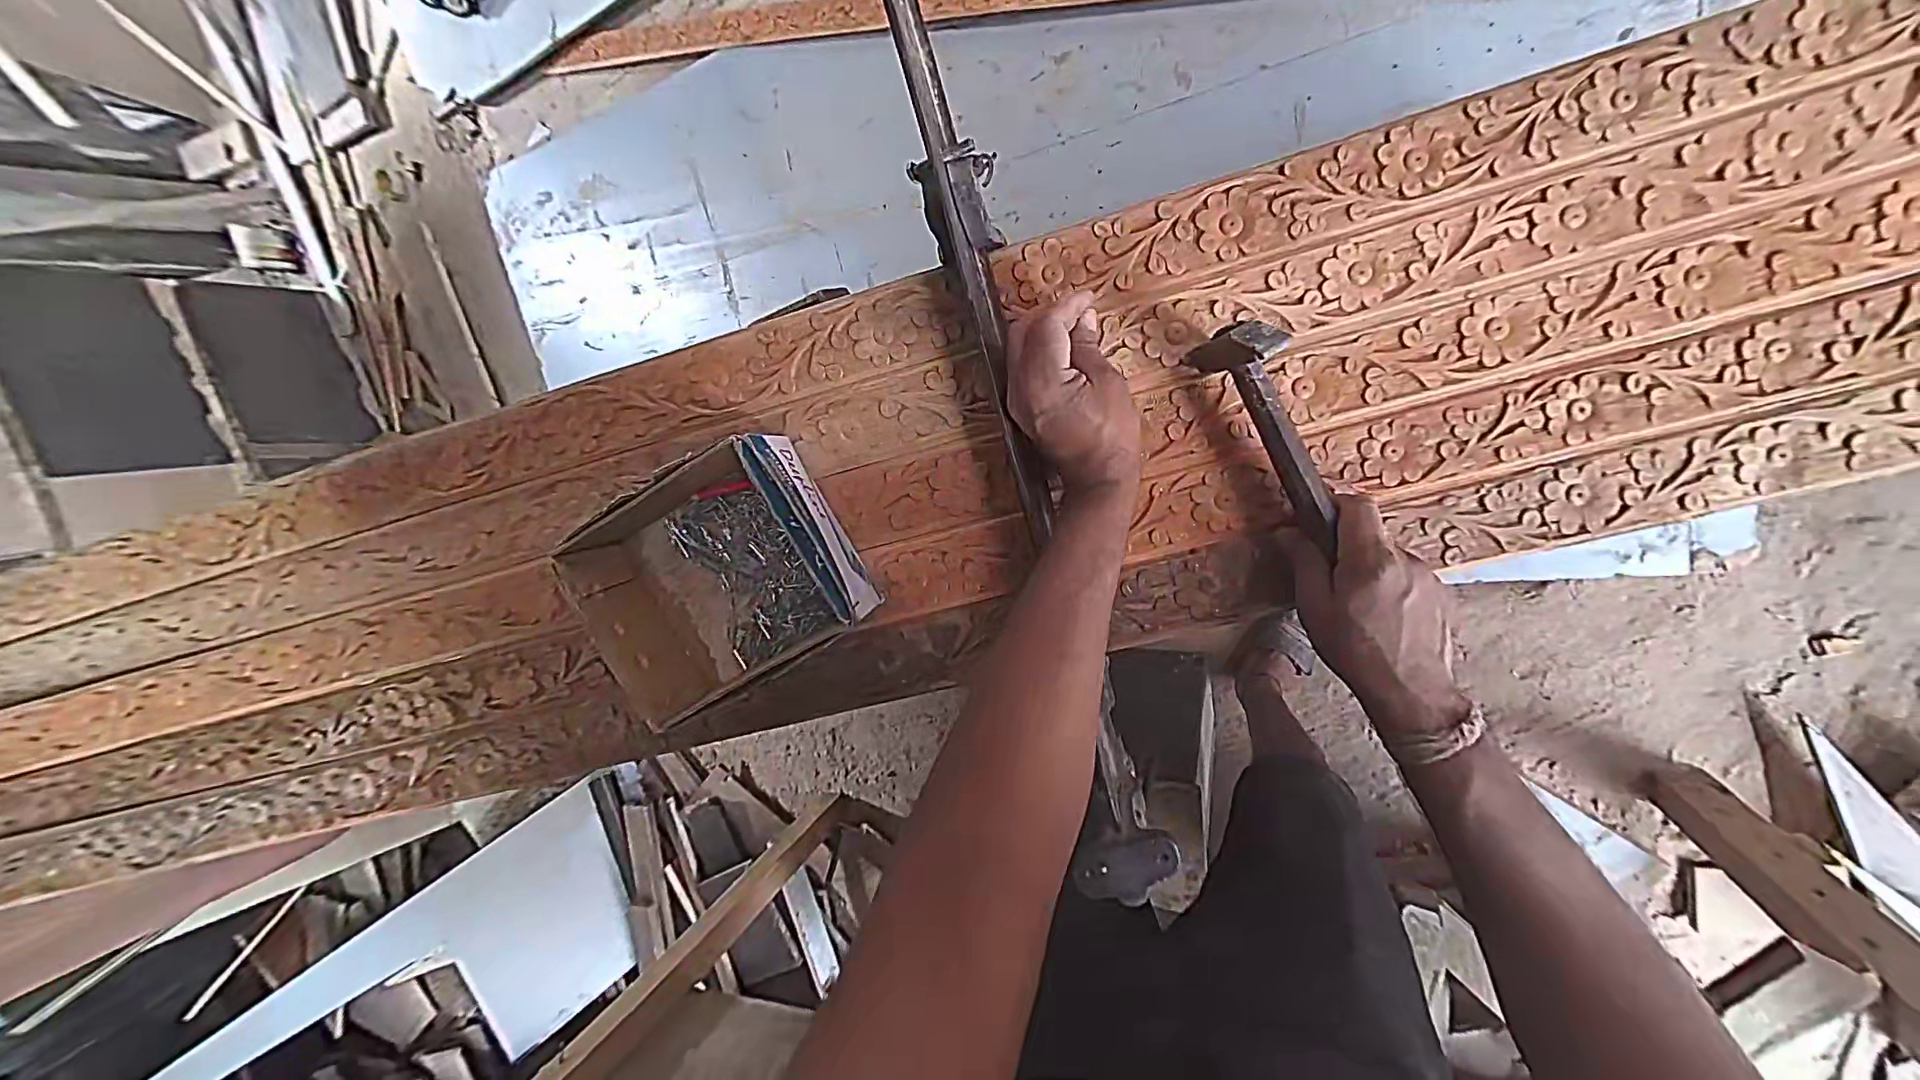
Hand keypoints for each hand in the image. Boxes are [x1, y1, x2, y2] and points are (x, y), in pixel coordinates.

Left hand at [1007, 292, 1140, 498]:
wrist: (1097, 478)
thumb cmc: (1112, 437)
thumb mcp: (1109, 383)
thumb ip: (1088, 346)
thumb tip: (1083, 319)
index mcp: (1044, 382)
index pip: (1046, 326)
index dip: (1067, 306)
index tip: (1087, 299)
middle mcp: (1021, 390)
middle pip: (1022, 332)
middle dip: (1050, 315)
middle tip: (1080, 312)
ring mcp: (1016, 401)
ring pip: (1018, 348)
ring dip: (1043, 331)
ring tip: (1075, 330)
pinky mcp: (1020, 408)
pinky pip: (1021, 367)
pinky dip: (1039, 351)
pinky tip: (1064, 351)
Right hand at [1274, 494, 1471, 739]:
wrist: (1412, 691)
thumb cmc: (1357, 652)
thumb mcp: (1314, 607)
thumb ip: (1304, 562)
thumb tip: (1288, 533)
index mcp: (1371, 559)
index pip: (1358, 505)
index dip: (1334, 503)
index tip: (1317, 516)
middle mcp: (1405, 560)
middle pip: (1371, 532)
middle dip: (1347, 545)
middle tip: (1328, 576)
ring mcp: (1428, 575)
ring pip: (1388, 556)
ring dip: (1369, 568)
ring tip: (1356, 605)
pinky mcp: (1440, 592)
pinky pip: (1406, 575)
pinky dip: (1389, 585)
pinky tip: (1379, 615)